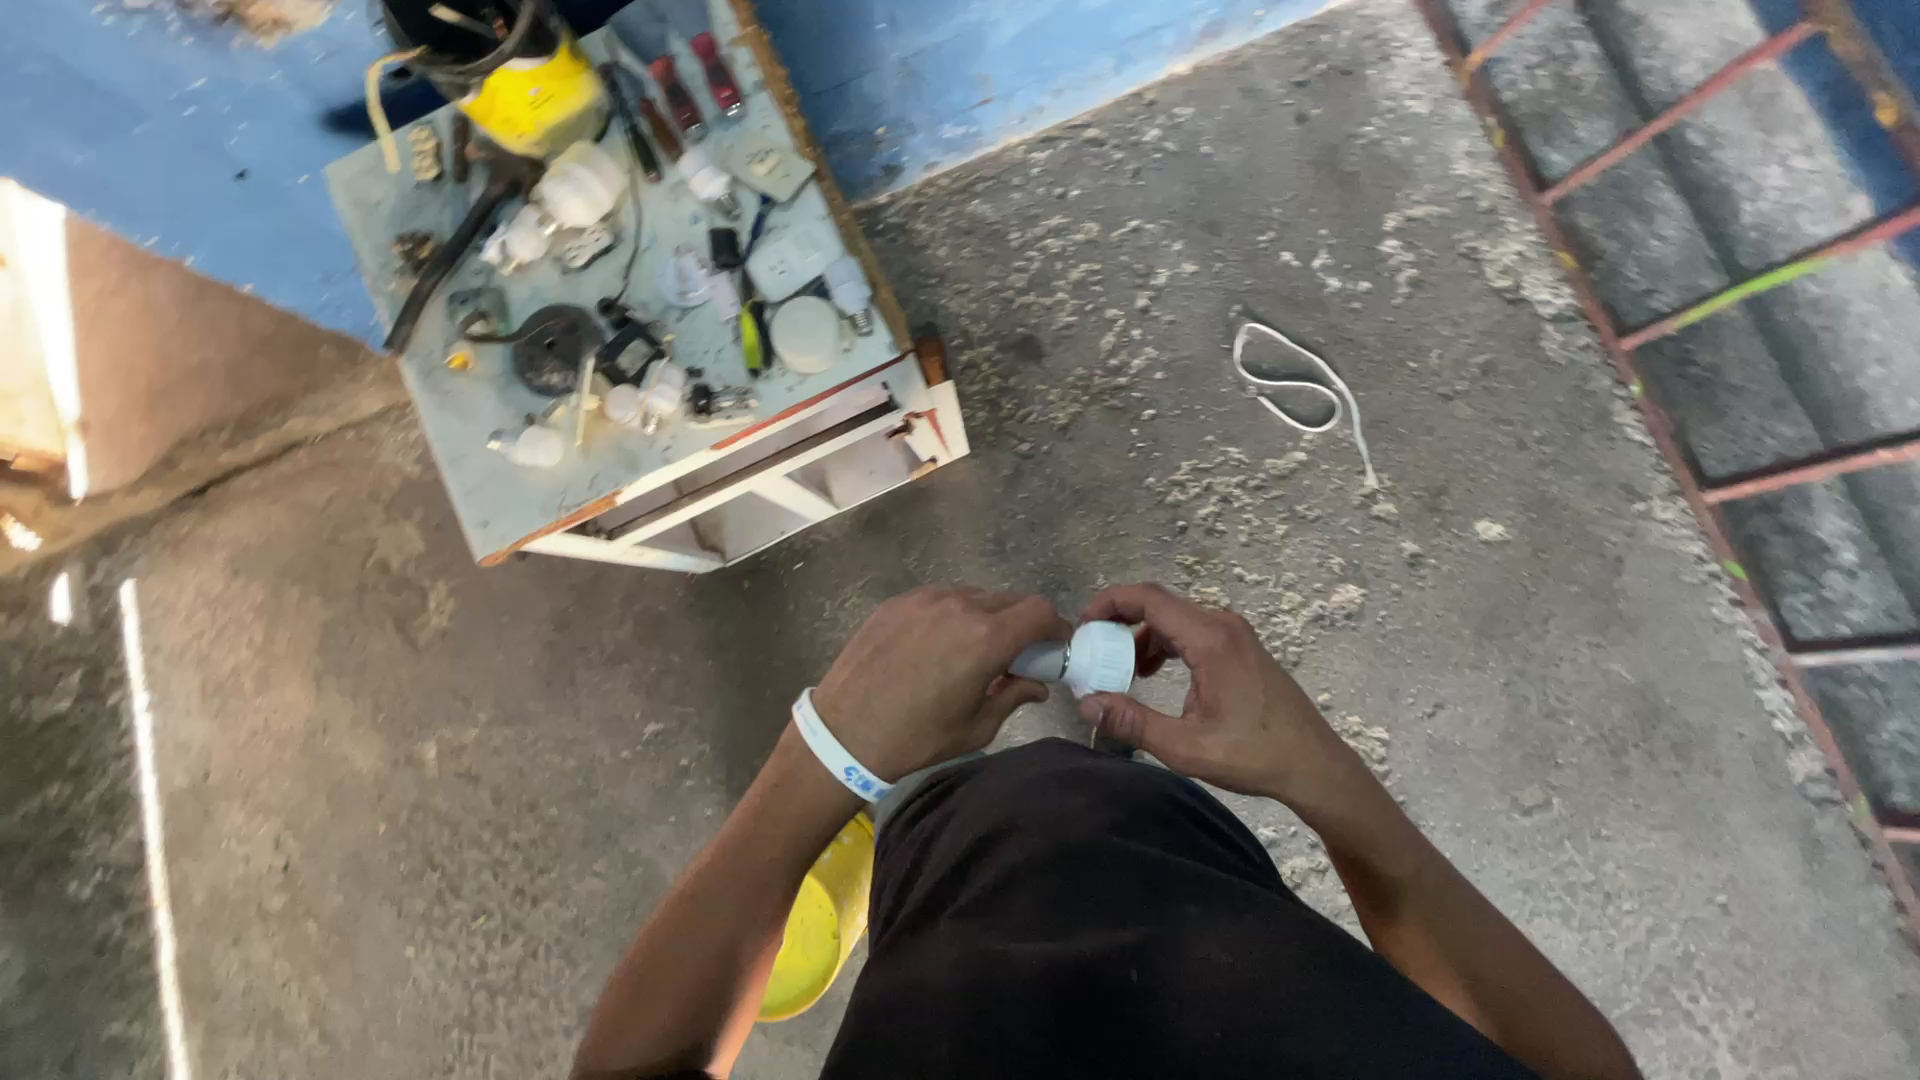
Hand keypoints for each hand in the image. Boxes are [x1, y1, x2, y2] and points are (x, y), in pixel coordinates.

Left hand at [812, 586, 1070, 780]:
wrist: (844, 732)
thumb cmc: (916, 738)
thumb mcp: (976, 727)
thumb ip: (1013, 696)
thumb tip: (1036, 684)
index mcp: (985, 638)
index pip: (1040, 610)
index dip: (1054, 626)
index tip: (1052, 647)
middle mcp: (959, 605)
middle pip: (1010, 600)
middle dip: (1022, 624)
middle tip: (1014, 655)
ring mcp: (925, 598)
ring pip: (974, 596)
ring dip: (986, 617)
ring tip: (970, 651)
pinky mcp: (898, 602)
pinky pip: (940, 599)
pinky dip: (952, 615)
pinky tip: (936, 646)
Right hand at [1078, 583, 1356, 804]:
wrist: (1315, 765)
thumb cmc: (1253, 755)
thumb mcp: (1186, 747)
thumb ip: (1133, 722)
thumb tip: (1086, 702)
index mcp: (1209, 638)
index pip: (1148, 598)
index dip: (1109, 603)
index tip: (1082, 625)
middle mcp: (1222, 624)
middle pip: (1158, 604)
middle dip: (1119, 621)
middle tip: (1091, 648)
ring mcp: (1234, 633)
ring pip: (1174, 618)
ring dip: (1140, 637)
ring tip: (1118, 670)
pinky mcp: (1240, 646)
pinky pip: (1191, 631)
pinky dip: (1163, 644)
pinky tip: (1152, 674)